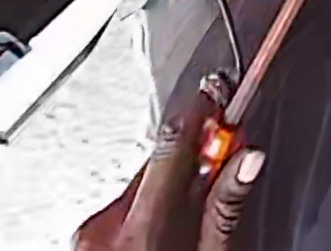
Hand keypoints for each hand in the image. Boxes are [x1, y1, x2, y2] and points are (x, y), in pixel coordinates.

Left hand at [74, 101, 262, 250]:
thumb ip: (224, 210)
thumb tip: (249, 156)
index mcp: (141, 232)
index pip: (173, 141)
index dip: (202, 111)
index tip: (220, 95)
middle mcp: (104, 228)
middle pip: (160, 161)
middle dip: (193, 158)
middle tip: (223, 164)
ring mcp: (86, 239)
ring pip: (143, 183)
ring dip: (170, 184)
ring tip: (190, 216)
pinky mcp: (81, 245)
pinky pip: (122, 206)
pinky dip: (147, 207)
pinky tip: (162, 232)